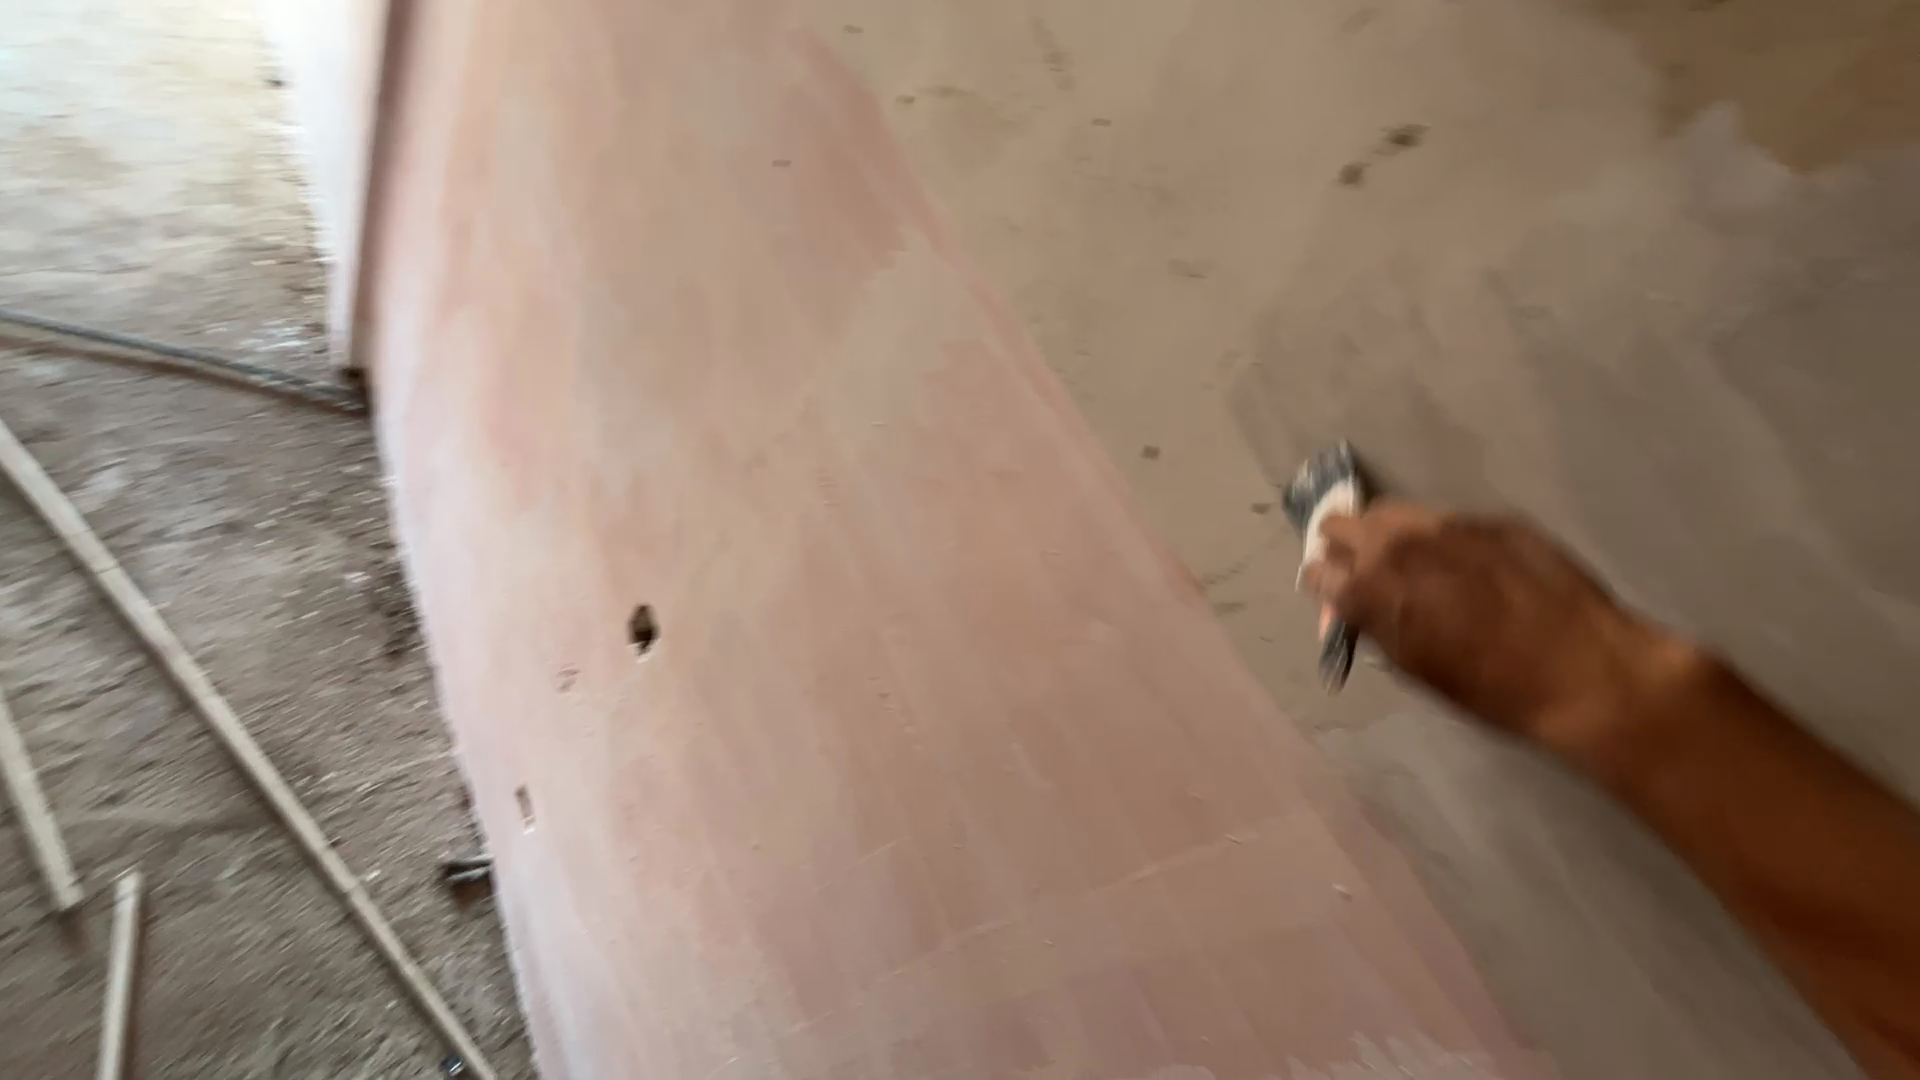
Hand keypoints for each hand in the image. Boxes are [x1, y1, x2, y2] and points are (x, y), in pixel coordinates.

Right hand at [1300, 500, 1688, 752]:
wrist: (1588, 673)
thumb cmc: (1489, 688)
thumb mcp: (1410, 665)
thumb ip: (1370, 623)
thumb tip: (1354, 606)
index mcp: (1368, 590)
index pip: (1315, 571)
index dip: (1323, 587)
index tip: (1337, 598)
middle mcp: (1395, 547)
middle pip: (1338, 525)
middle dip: (1343, 548)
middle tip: (1364, 572)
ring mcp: (1444, 526)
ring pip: (1387, 510)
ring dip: (1384, 533)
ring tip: (1409, 560)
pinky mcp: (1488, 520)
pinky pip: (1442, 519)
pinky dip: (1438, 538)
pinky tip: (1467, 566)